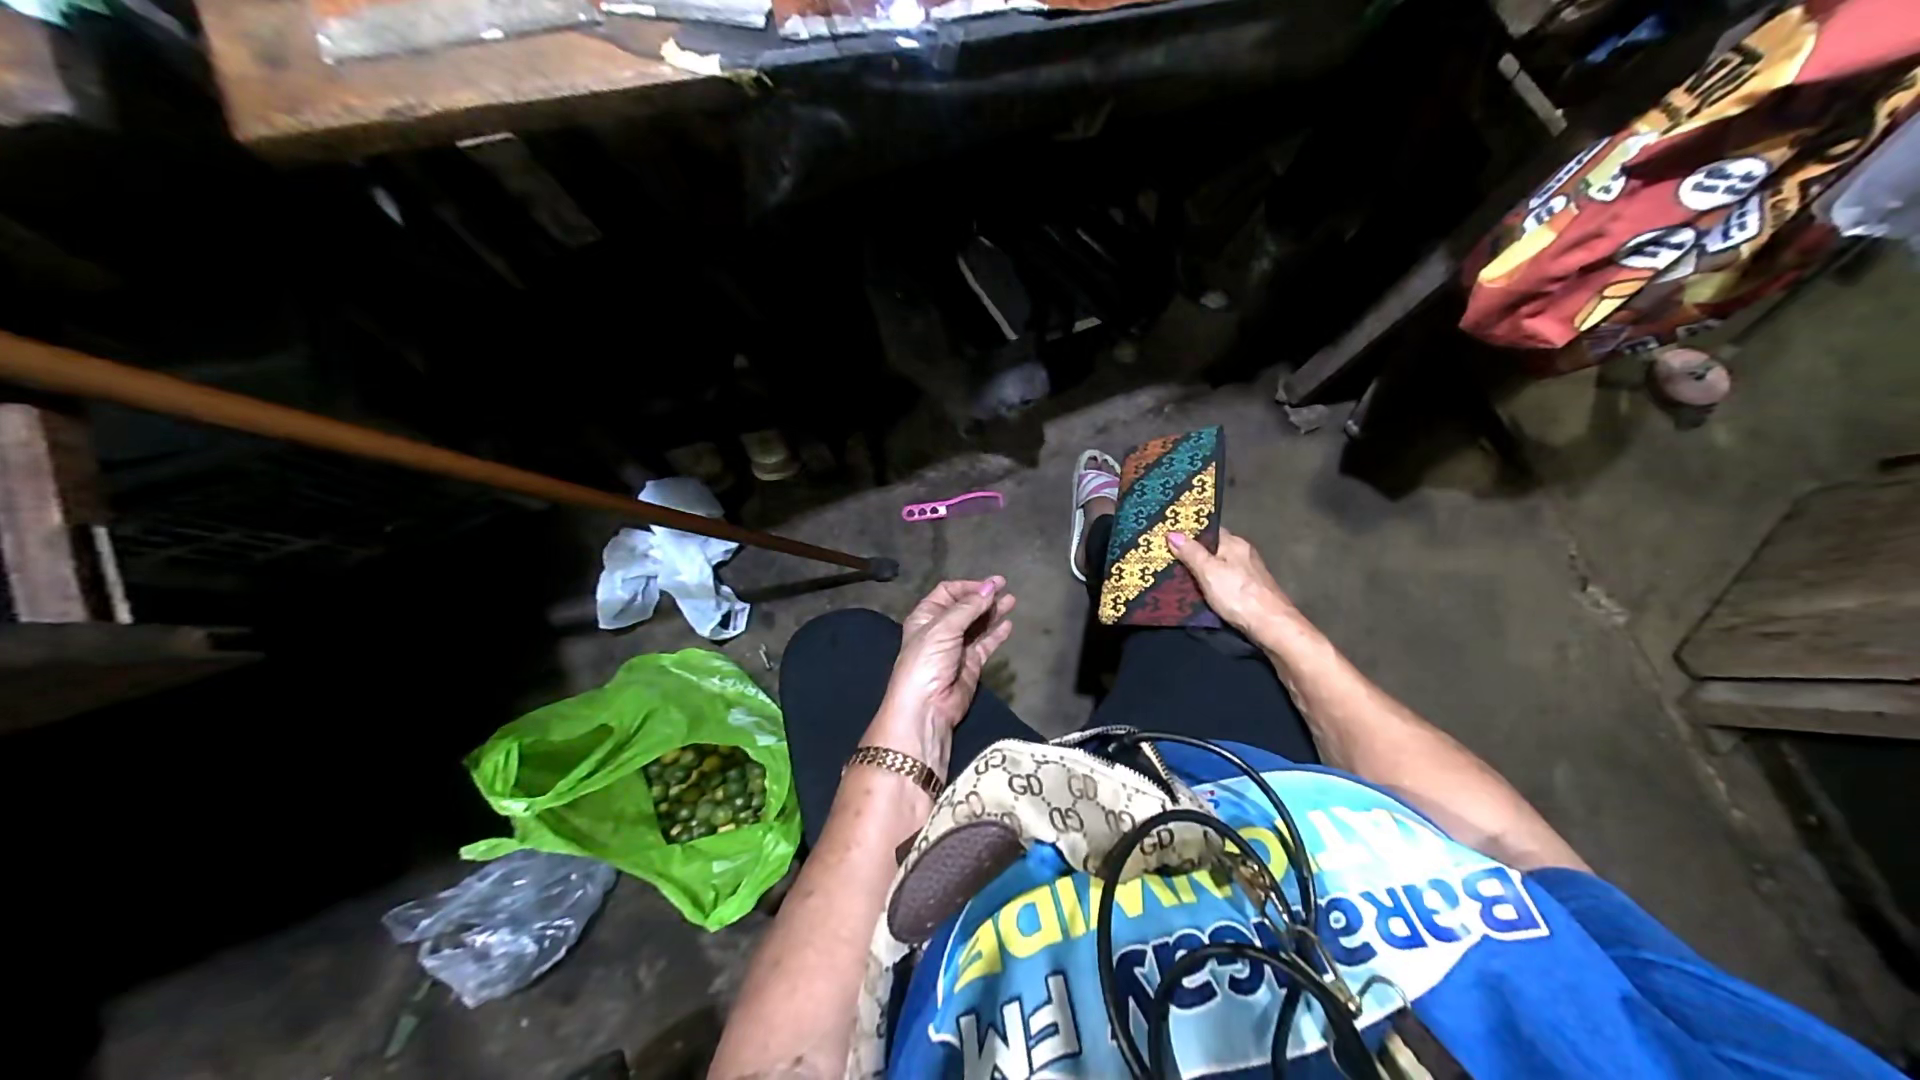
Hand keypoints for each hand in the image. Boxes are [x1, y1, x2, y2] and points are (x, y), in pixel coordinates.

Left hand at [869, 577, 1015, 775]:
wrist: (927, 707)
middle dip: (984, 597)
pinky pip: (986, 644)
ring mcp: (957, 647)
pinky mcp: (971, 664)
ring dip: (993, 612)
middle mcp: (941, 629)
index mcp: (926, 616)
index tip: (991, 584)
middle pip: (965, 607)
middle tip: (1006, 587)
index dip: (969, 586)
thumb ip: (969, 607)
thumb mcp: (943, 628)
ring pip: (978, 624)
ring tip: (1012, 601)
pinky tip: (1008, 625)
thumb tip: (990, 587)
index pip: (948, 592)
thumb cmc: (927, 661)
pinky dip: (997, 634)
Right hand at [1168, 527, 1300, 639]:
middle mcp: (1244, 553)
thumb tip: (1172, 532)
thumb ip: (1191, 552)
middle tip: (1167, 560)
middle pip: (1214, 549)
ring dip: (1203, 570)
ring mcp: (1250, 572)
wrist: (1271, 625)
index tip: (1168, 538)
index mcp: (1234, 543)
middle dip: (1193, 553)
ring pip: (1220, 565)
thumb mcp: (1208, 571)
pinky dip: (1212, 583)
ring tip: (1177, 577)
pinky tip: (1201, 592)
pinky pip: (1226, 580)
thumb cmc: (1237, 594)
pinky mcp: (1251, 590)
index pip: (1209, 530)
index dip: (1190, 533)